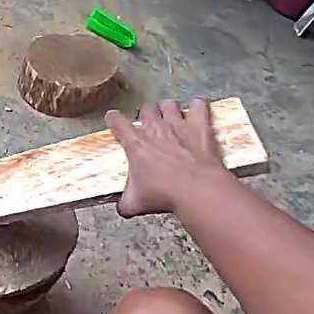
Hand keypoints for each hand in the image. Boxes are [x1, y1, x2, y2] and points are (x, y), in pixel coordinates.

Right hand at [105, 99, 230, 216]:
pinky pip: (199, 105)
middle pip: (146, 109)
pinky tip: (199, 108)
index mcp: (136, 144)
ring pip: (169, 105)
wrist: (195, 188)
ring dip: (169, 109)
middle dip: (147, 114)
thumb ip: (125, 203)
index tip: (113, 119)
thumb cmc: (165, 193)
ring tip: (171, 116)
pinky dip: (200, 106)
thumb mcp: (135, 203)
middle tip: (149, 123)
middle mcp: (156, 129)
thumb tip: (122, 208)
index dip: (114, 120)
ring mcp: (179, 124)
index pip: (118, 123)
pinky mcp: (200, 125)